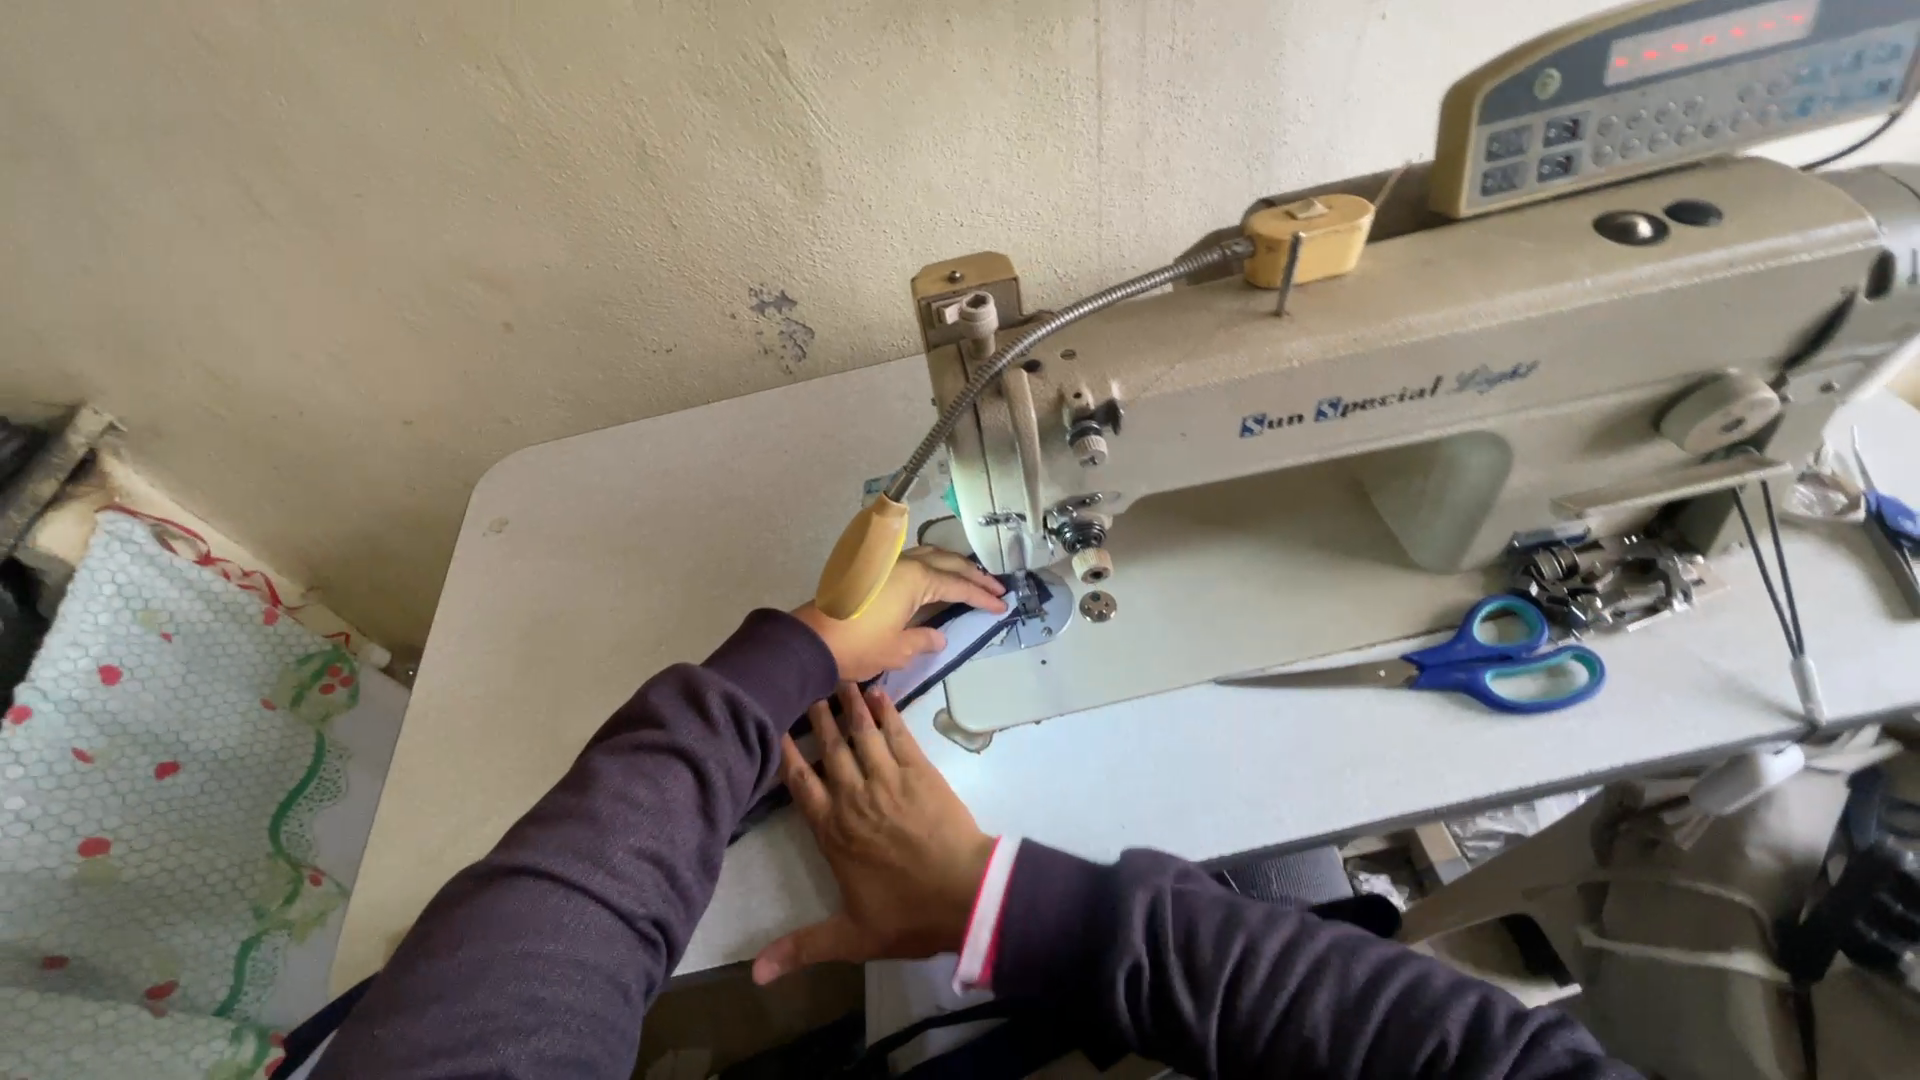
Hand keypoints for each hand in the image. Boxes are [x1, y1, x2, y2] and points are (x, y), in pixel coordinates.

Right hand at [752, 684, 993, 983]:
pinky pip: (898, 734)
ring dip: (849, 707)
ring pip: (861, 735)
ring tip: (841, 681)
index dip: (787, 755)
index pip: (801, 785)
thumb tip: (754, 974)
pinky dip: (887, 712)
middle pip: (830, 750)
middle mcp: (854, 798)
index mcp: (833, 832)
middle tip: (809, 690)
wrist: (964, 893)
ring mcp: (888, 779)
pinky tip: (879, 695)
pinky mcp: (919, 771)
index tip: (777, 729)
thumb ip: (802, 947)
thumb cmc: (907, 914)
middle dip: (818, 719)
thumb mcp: (851, 937)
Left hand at [792, 546, 1006, 682]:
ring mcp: (884, 563)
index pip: (959, 586)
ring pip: (928, 554)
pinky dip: (929, 565)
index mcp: (916, 579)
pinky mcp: (869, 570)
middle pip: (947, 562)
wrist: (809, 642)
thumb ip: (923, 640)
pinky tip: (933, 576)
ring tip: (969, 577)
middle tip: (996, 587)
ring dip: (951, 565)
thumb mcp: (896, 649)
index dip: (982, 596)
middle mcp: (903, 564)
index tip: (1002, 604)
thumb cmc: (857, 646)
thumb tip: (938, 636)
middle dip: (973, 575)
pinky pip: (909, 560)